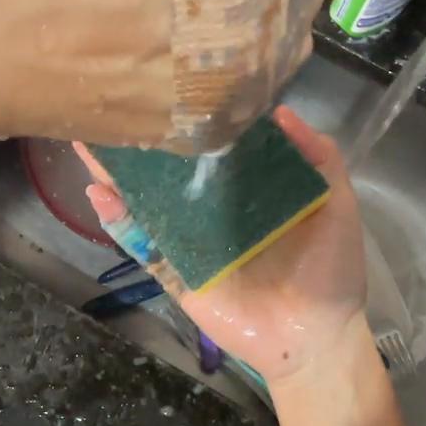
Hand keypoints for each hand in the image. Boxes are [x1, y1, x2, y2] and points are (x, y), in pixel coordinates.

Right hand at [80, 106, 366, 381]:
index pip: (213, 152)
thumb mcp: (336, 204)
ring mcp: (191, 245)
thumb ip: (317, 158)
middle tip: (113, 110)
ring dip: (117, 177)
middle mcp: (214, 215)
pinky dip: (120, 223)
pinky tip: (99, 193)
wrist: (315, 336)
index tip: (168, 89)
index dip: (189, 124)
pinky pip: (144, 247)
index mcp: (249, 194)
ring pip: (148, 206)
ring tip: (89, 144)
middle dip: (141, 146)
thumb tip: (280, 111)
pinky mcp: (177, 274)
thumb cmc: (329, 270)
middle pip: (171, 176)